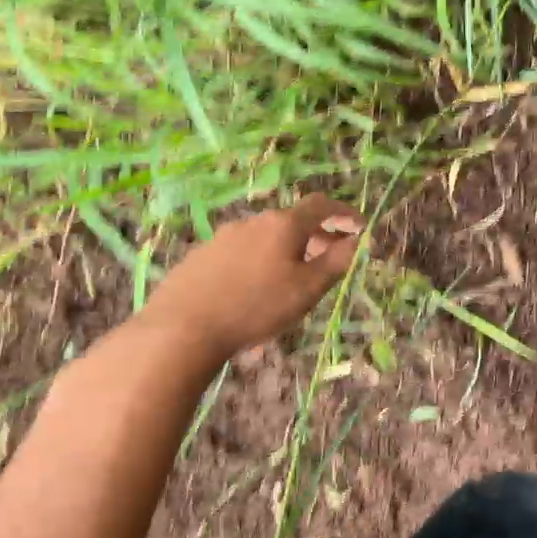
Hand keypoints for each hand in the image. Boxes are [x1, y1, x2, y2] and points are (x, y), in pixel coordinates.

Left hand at [140, 193, 362, 358]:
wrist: (177, 332)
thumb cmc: (256, 307)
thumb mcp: (309, 287)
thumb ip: (338, 260)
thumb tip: (356, 240)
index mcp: (284, 224)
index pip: (323, 205)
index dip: (345, 213)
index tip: (360, 228)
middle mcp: (253, 223)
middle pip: (292, 221)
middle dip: (316, 235)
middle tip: (329, 258)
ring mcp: (220, 239)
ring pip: (265, 238)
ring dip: (285, 250)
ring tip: (290, 278)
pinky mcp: (197, 258)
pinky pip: (239, 253)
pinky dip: (257, 261)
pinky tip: (252, 290)